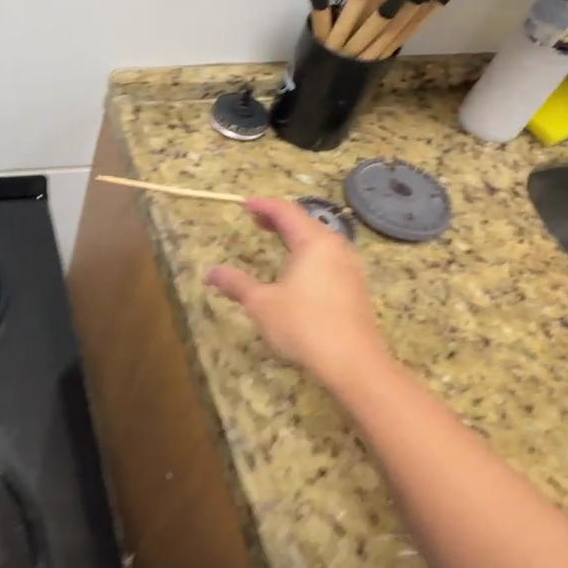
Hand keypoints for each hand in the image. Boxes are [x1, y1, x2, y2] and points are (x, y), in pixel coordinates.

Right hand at [207, 197, 391, 389]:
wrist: (354, 363)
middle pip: (306, 222)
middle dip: (279, 219)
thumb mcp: (261, 303)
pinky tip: (300, 269)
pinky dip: (309, 252)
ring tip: (277, 241)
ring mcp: (350, 267)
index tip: (245, 205)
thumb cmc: (304, 325)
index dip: (264, 205)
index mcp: (314, 243)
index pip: (286, 212)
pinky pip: (330, 257)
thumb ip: (236, 283)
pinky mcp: (355, 287)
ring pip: (321, 240)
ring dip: (296, 236)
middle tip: (256, 220)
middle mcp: (336, 248)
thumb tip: (211, 272)